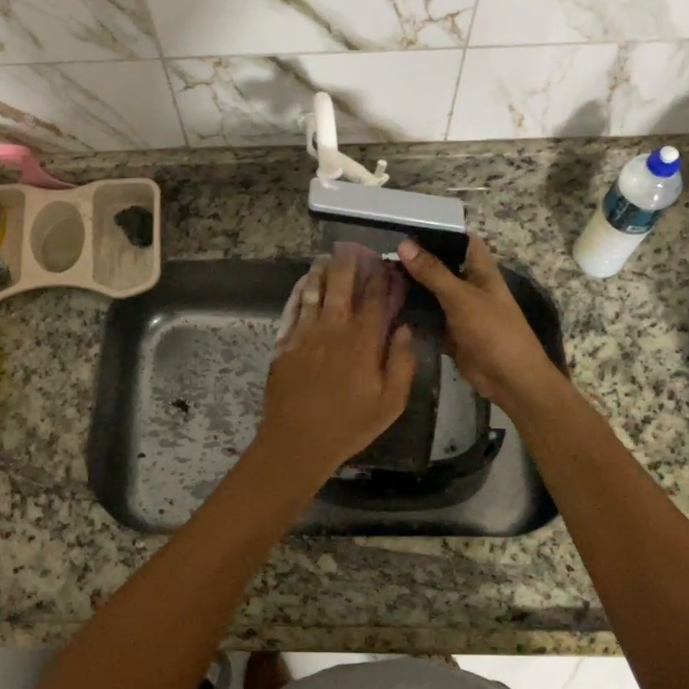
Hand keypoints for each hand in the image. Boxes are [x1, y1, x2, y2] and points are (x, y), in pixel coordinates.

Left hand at [255, 252, 416, 480]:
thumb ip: (402, 362)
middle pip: (342, 283)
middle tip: (355, 248)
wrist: (297, 440)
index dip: (382, 277)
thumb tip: (404, 328)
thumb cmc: (349, 425)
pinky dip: (300, 290)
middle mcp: (334, 327)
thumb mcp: (390, 402)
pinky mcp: (284, 342)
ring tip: (330, 256)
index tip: (387, 263)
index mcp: (363, 340)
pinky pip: (293, 307)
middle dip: (350, 262)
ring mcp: (305, 332)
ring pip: (315, 290)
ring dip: (324, 270)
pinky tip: (306, 282)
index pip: (376, 298)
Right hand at [398, 236, 564, 411]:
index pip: (461, 241)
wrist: (510, 380)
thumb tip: (403, 245)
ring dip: (411, 289)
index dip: (439, 232)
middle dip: (416, 262)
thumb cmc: (494, 331)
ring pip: (431, 293)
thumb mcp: (462, 298)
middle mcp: (469, 286)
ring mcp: (459, 311)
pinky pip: (428, 319)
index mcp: (481, 271)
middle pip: (441, 267)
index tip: (406, 228)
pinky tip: (386, 309)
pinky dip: (412, 315)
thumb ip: (433, 272)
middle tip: (381, 256)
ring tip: (377, 279)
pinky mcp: (450, 333)